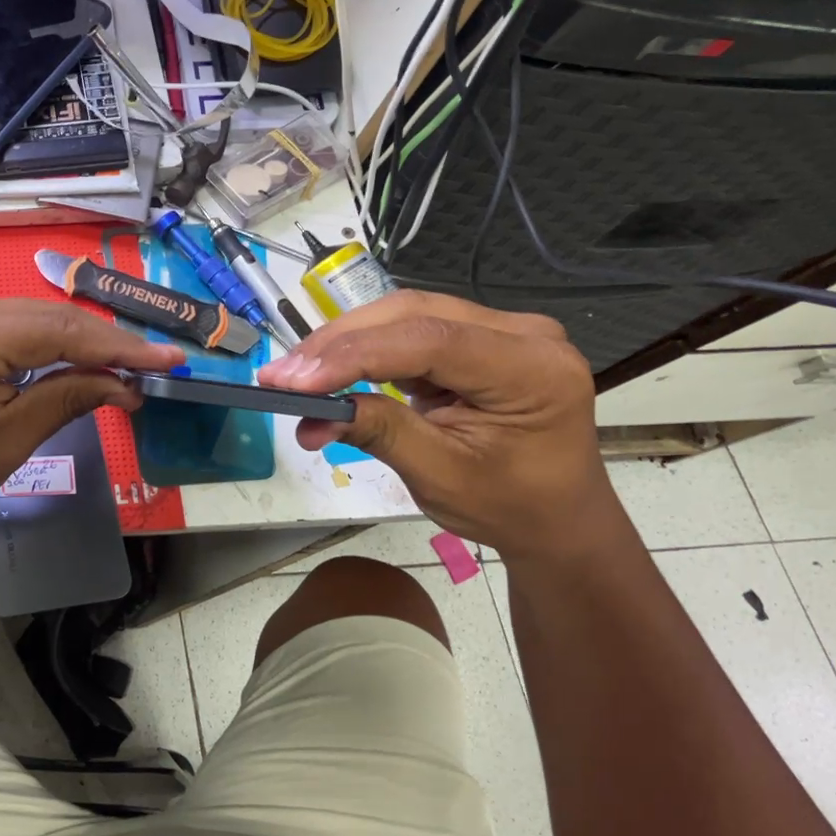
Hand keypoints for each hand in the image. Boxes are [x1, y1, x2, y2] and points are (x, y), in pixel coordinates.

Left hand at [0, 295, 183, 538]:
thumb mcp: (11, 438)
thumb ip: (69, 398)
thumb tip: (129, 385)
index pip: (57, 330)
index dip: (118, 346)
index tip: (169, 360)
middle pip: (52, 316)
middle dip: (107, 342)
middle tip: (160, 367)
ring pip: (40, 316)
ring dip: (87, 341)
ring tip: (136, 365)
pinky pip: (21, 323)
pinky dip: (58, 342)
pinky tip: (91, 358)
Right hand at [258, 290, 630, 561]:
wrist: (555, 520)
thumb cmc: (509, 507)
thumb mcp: (440, 475)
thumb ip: (379, 431)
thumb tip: (310, 415)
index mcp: (532, 369)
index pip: (429, 341)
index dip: (354, 356)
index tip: (293, 382)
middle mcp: (523, 334)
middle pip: (412, 314)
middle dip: (338, 343)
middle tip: (280, 376)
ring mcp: (500, 331)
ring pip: (403, 316)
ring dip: (342, 344)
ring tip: (293, 376)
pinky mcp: (475, 339)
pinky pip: (407, 331)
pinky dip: (361, 352)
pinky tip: (325, 372)